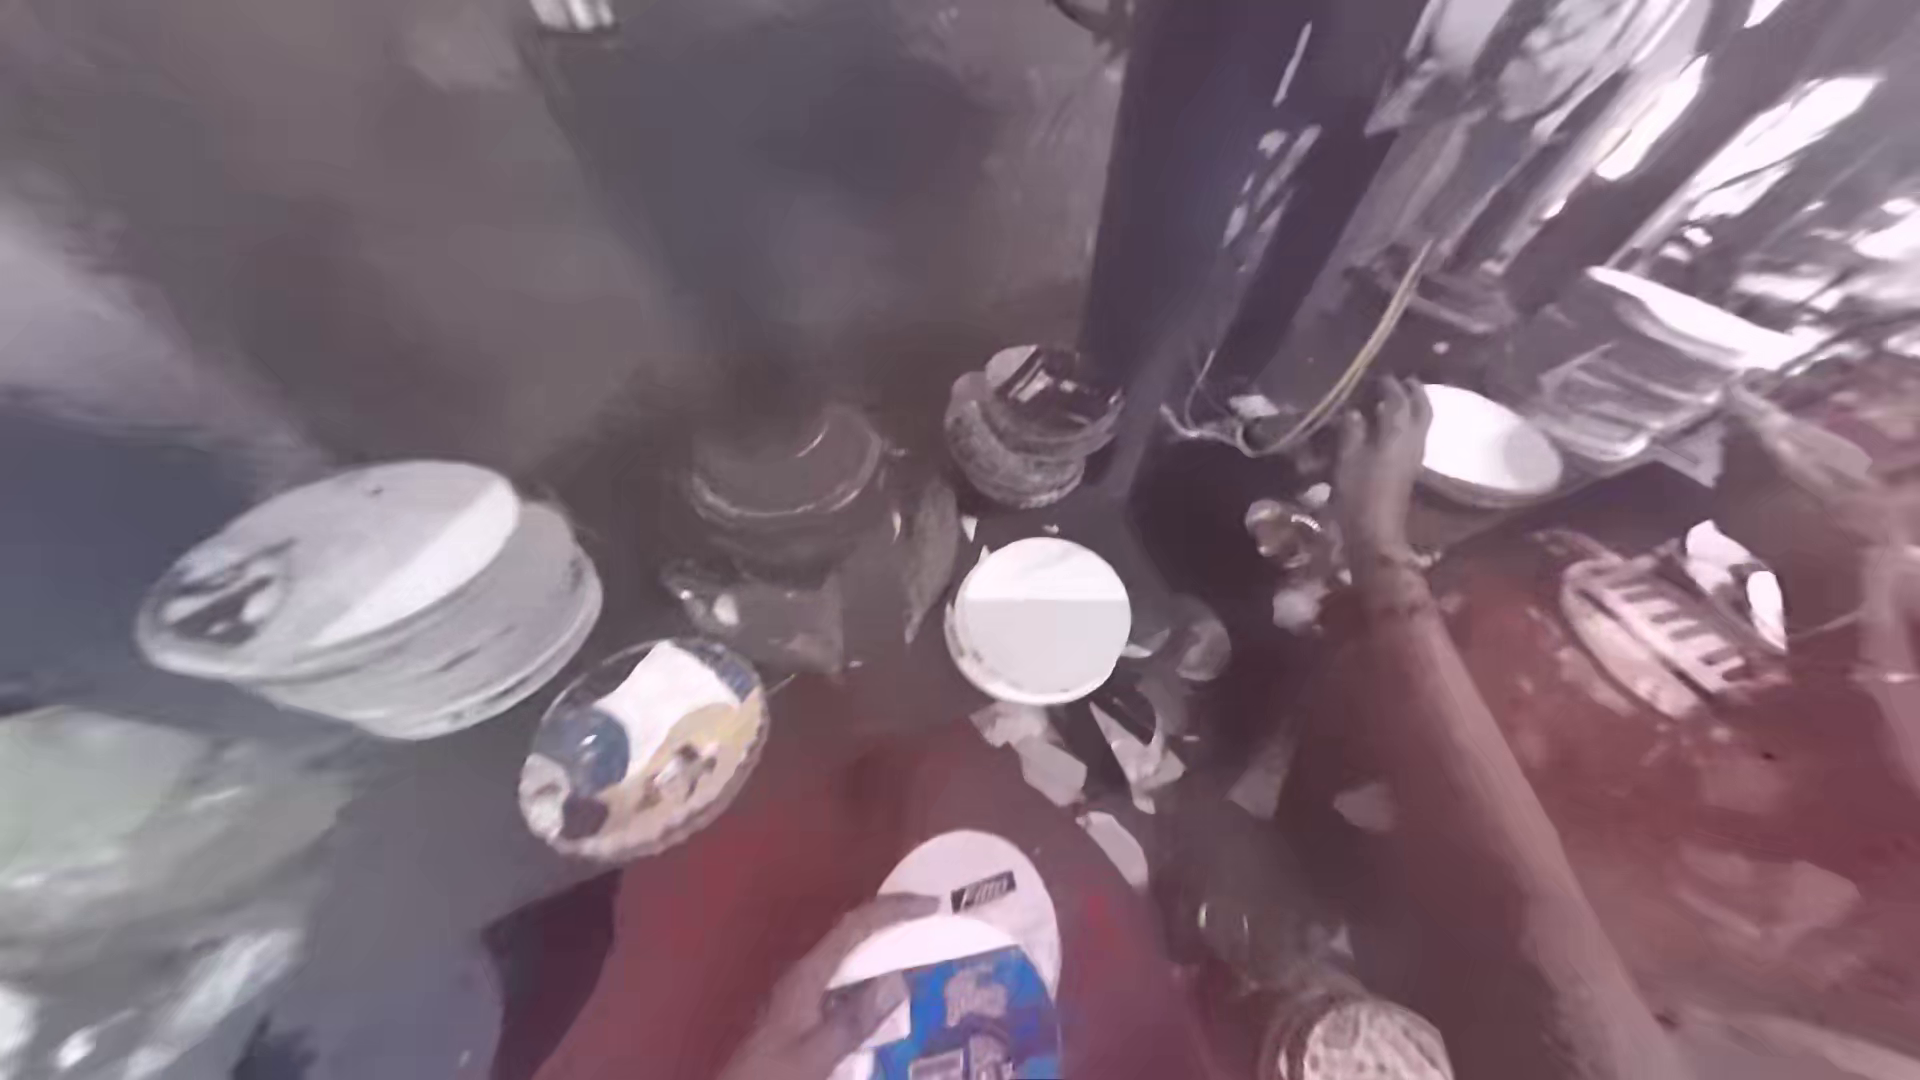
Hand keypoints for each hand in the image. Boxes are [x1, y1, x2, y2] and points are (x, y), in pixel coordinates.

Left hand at [717, 894, 939, 1079]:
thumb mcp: (815, 1059)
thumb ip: (855, 1020)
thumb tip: (899, 977)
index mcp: (810, 972)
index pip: (857, 924)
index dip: (894, 909)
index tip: (930, 905)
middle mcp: (806, 971)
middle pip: (854, 930)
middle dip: (891, 918)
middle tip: (929, 920)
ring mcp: (802, 990)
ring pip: (849, 952)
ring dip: (881, 943)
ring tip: (915, 948)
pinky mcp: (802, 1011)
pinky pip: (844, 977)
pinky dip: (868, 972)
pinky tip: (883, 995)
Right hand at [1333, 377, 1431, 561]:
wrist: (1375, 528)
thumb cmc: (1358, 491)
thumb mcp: (1348, 458)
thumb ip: (1353, 431)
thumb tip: (1355, 412)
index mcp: (1397, 434)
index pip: (1398, 401)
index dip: (1390, 386)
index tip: (1381, 375)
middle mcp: (1414, 439)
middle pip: (1421, 408)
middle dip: (1414, 392)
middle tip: (1404, 380)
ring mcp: (1415, 454)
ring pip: (1422, 421)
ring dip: (1416, 405)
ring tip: (1402, 397)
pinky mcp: (1411, 466)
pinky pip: (1416, 433)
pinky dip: (1410, 421)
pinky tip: (1396, 423)